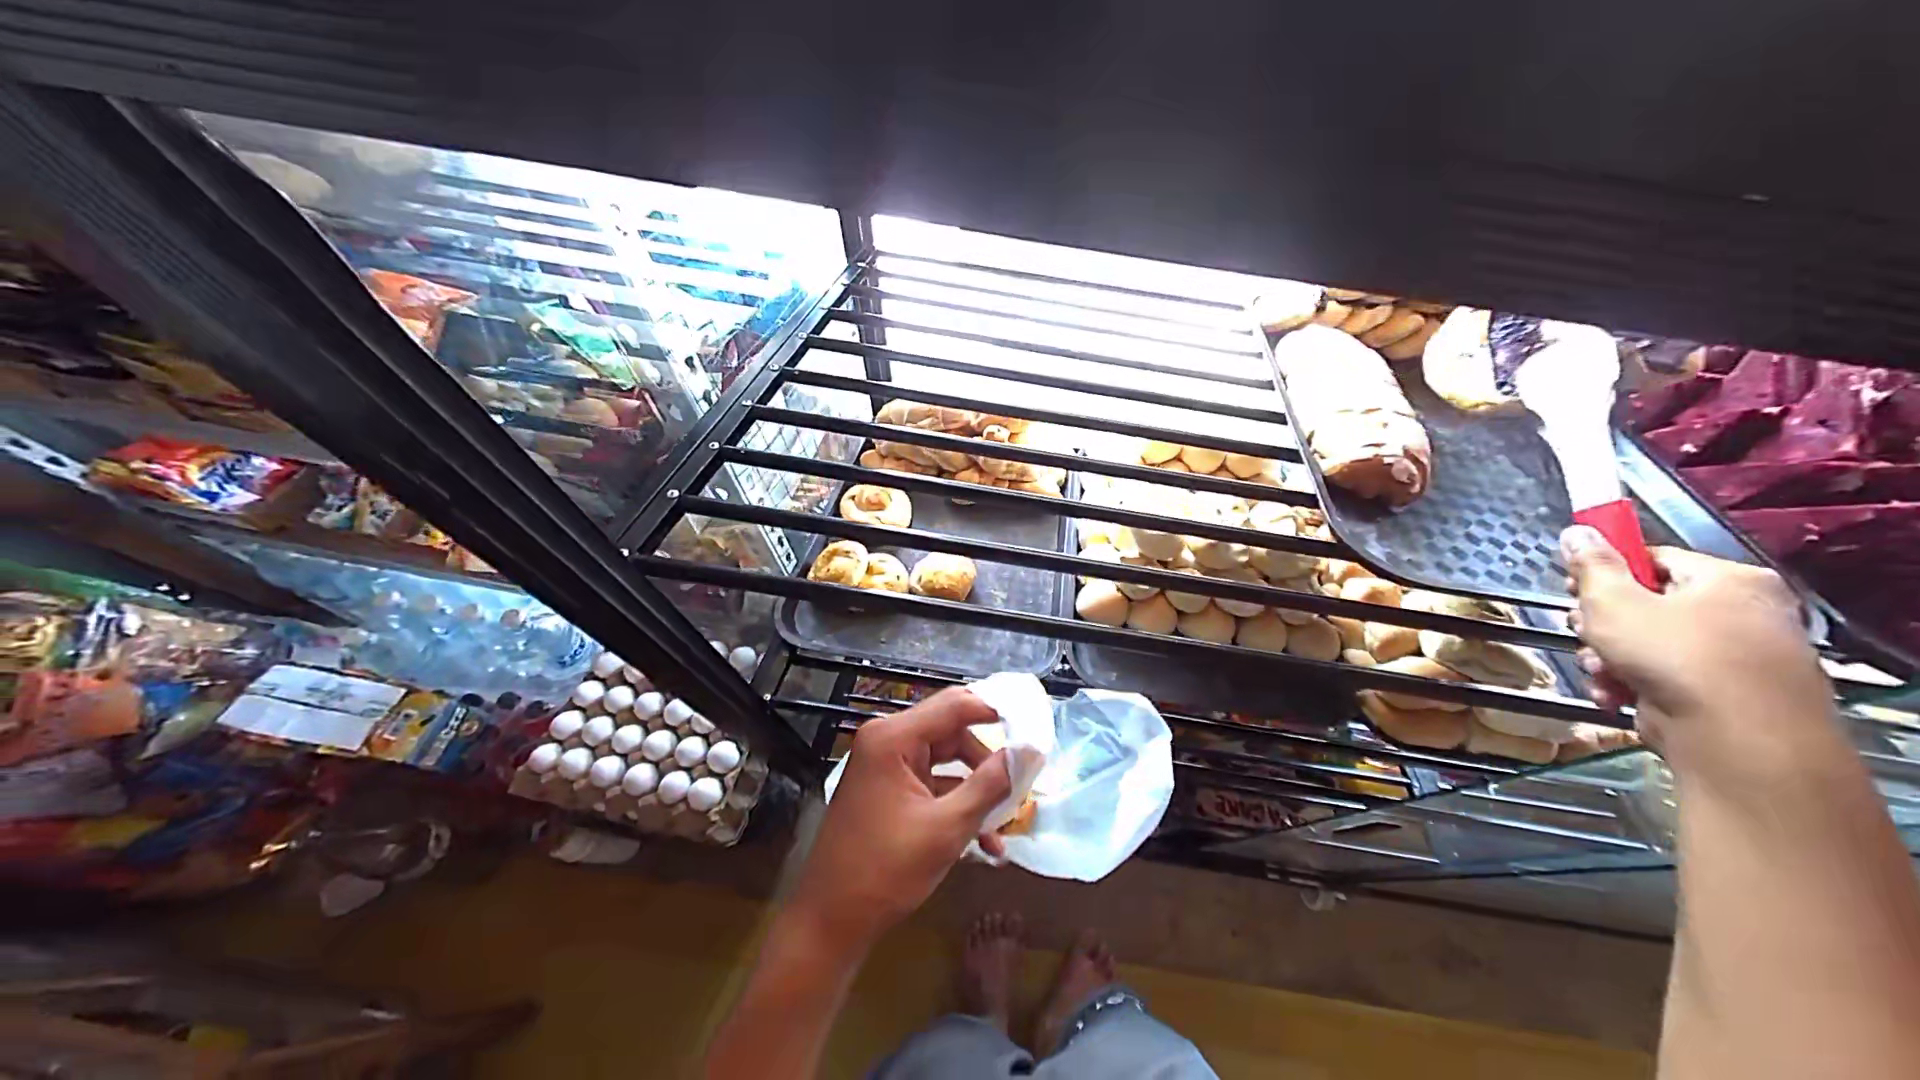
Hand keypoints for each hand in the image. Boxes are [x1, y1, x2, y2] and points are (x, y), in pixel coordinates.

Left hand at [787, 688, 1012, 948]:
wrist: (829, 922)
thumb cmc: (885, 871)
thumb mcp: (947, 828)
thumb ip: (990, 784)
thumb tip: (1028, 750)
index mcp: (893, 737)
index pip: (956, 705)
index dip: (997, 711)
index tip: (1034, 729)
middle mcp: (886, 741)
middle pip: (952, 732)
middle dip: (988, 760)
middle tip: (1024, 782)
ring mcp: (884, 766)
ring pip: (945, 761)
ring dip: (977, 789)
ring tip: (1007, 824)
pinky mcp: (886, 790)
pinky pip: (931, 784)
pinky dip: (956, 805)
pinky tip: (985, 843)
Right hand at [1561, 525, 1833, 777]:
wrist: (1738, 737)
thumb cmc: (1676, 655)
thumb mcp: (1613, 601)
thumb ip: (1591, 565)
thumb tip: (1577, 532)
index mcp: (1730, 579)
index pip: (1652, 559)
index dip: (1605, 572)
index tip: (1573, 589)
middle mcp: (1747, 612)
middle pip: (1648, 604)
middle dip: (1603, 623)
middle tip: (1585, 632)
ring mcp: (1742, 657)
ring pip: (1650, 644)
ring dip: (1610, 657)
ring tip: (1601, 670)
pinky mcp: (1730, 695)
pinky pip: (1667, 676)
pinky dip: (1634, 683)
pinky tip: (1617, 693)